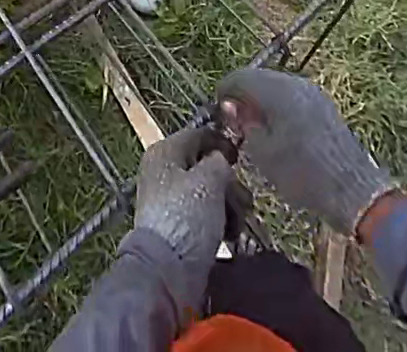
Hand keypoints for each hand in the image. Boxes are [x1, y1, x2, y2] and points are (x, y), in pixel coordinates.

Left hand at [134, 126, 233, 259]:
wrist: (166, 271)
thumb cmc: (186, 216)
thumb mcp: (208, 180)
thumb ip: (219, 162)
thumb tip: (219, 160)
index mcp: (164, 152)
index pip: (198, 135)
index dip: (222, 142)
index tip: (242, 156)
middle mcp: (164, 171)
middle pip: (206, 166)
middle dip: (229, 183)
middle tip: (242, 200)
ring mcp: (170, 199)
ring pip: (209, 191)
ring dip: (229, 204)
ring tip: (237, 222)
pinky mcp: (179, 226)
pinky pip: (205, 214)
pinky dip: (220, 220)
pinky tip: (230, 234)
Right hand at [215, 68, 394, 236]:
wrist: (354, 191)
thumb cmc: (302, 174)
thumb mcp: (262, 153)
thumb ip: (243, 123)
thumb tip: (231, 107)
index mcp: (277, 90)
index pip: (239, 77)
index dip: (224, 91)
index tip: (218, 109)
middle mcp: (294, 83)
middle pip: (258, 78)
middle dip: (243, 94)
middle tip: (234, 119)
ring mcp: (312, 92)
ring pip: (276, 87)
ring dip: (261, 100)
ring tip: (255, 126)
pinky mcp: (323, 105)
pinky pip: (292, 96)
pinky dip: (279, 106)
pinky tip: (277, 129)